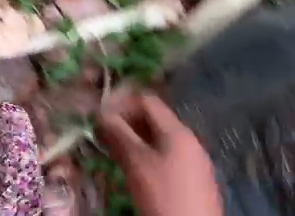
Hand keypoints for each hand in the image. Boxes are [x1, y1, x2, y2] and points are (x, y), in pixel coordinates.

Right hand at [97, 90, 222, 215]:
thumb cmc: (164, 195)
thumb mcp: (135, 162)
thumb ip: (116, 132)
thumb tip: (99, 111)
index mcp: (178, 131)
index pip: (145, 99)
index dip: (121, 101)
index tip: (100, 114)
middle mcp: (190, 140)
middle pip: (153, 118)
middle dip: (126, 121)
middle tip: (104, 133)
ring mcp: (194, 161)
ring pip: (158, 138)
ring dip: (134, 139)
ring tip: (114, 150)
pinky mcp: (194, 179)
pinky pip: (167, 155)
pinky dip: (147, 154)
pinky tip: (134, 168)